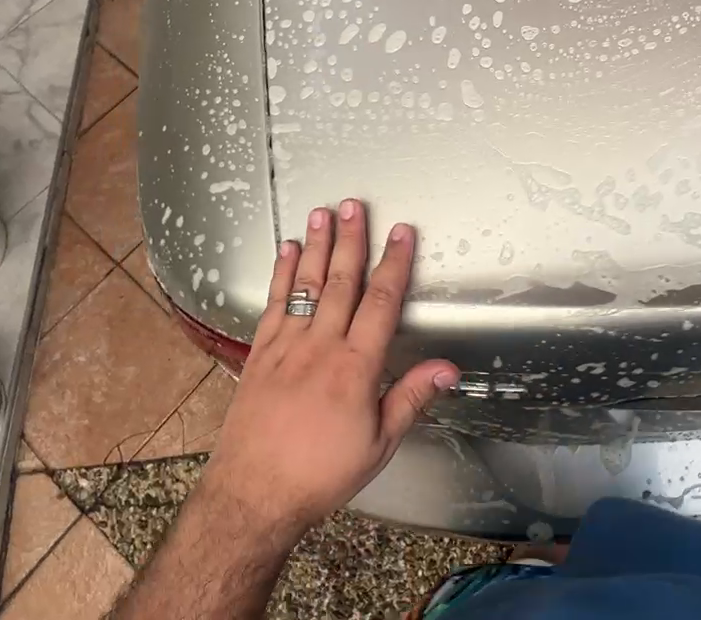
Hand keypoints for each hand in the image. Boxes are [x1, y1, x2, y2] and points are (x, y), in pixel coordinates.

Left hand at [197, 200, 457, 534]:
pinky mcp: (260, 353)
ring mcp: (287, 346)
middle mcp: (321, 346)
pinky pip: (274, 304)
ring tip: (321, 212)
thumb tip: (447, 369)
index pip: (382, 301)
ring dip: (315, 245)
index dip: (395, 262)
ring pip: (306, 284)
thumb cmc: (320, 473)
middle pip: (341, 280)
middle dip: (351, 239)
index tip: (402, 233)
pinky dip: (280, 274)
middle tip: (355, 205)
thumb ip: (412, 398)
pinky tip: (285, 251)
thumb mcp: (379, 444)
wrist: (254, 495)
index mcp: (356, 367)